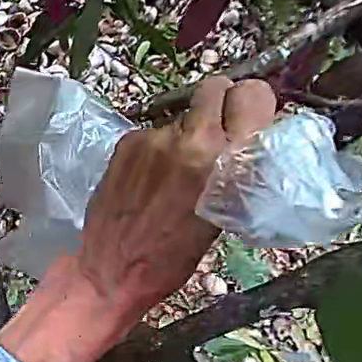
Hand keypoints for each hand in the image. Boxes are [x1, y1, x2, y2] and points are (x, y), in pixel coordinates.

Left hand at [0, 76, 276, 361]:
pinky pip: (153, 132)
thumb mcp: (220, 219)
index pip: (252, 95)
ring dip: (183, 135)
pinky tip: (146, 180)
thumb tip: (243, 141)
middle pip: (216, 88)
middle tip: (210, 138)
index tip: (243, 122)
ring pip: (181, 116)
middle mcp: (190, 141)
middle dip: (217, 107)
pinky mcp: (126, 142)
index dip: (249, 106)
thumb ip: (234, 172)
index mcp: (225, 163)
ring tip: (171, 175)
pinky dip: (155, 150)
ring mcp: (153, 138)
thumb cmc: (170, 260)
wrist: (108, 273)